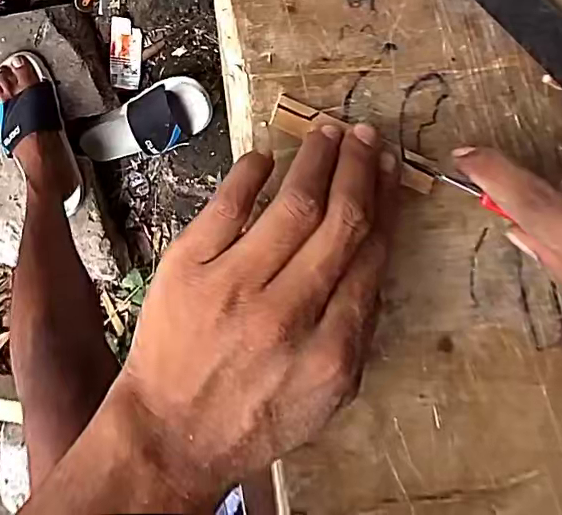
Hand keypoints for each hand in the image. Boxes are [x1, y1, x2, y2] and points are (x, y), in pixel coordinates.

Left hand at [22, 122, 403, 512]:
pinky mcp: (188, 263)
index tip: (390, 171)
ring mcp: (233, 283)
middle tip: (365, 136)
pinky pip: (227, 204)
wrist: (171, 429)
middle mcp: (287, 312)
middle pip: (337, 221)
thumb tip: (370, 251)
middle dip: (358, 170)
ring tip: (327, 133)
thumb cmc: (252, 414)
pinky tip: (264, 156)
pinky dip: (249, 174)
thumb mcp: (323, 394)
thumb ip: (353, 327)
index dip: (385, 203)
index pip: (369, 256)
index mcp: (332, 351)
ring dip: (315, 160)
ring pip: (290, 205)